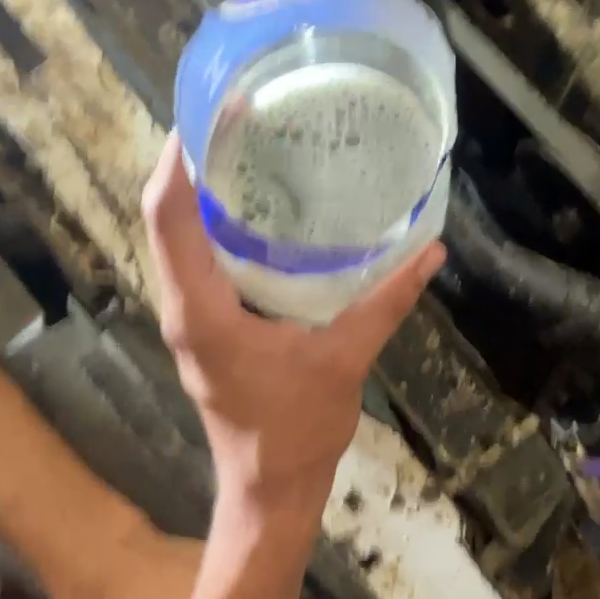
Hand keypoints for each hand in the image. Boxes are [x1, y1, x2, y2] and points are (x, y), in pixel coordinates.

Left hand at [142, 134, 443, 509]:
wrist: (271, 487)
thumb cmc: (298, 429)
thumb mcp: (346, 359)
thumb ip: (386, 302)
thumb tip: (432, 250)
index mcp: (202, 311)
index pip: (170, 217)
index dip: (182, 158)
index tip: (210, 111)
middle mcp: (183, 306)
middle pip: (167, 216)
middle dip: (193, 160)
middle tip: (239, 114)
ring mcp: (190, 317)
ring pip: (179, 236)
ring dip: (203, 189)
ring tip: (249, 145)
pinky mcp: (206, 325)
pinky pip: (200, 258)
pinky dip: (220, 223)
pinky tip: (263, 207)